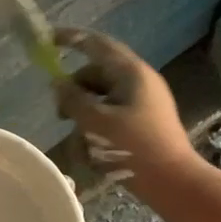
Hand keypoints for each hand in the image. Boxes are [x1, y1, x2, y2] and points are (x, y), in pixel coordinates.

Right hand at [53, 28, 199, 179]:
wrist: (174, 183)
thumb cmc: (135, 149)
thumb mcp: (96, 123)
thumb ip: (73, 100)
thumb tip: (57, 83)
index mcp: (131, 73)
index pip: (96, 44)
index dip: (70, 38)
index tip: (46, 40)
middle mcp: (139, 81)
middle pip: (96, 73)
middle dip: (75, 90)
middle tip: (61, 115)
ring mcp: (143, 101)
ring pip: (102, 96)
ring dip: (85, 114)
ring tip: (80, 140)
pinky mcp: (143, 121)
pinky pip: (112, 113)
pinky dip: (98, 126)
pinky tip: (92, 149)